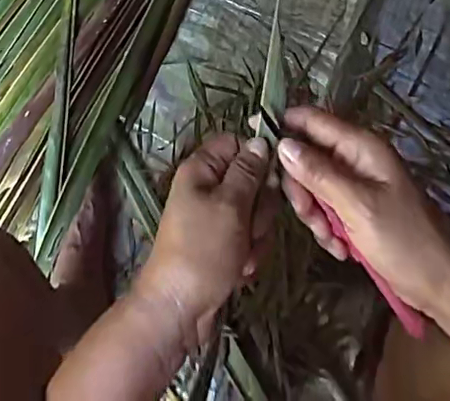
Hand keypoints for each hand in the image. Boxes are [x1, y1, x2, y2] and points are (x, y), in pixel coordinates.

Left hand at [133, 133, 275, 346]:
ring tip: (242, 254)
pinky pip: (250, 238)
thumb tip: (260, 140)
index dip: (256, 158)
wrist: (180, 309)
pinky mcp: (223, 243)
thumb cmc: (202, 250)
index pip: (236, 143)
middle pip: (251, 180)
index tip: (269, 179)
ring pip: (255, 212)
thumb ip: (248, 172)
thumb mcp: (230, 205)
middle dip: (259, 208)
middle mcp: (208, 187)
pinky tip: (240, 269)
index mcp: (201, 168)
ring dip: (256, 235)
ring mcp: (216, 217)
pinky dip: (250, 254)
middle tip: (249, 226)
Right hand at [276, 106, 449, 317]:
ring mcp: (358, 182)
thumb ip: (318, 173)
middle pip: (308, 154)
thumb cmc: (405, 242)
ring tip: (330, 238)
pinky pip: (327, 205)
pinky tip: (340, 247)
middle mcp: (357, 157)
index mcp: (361, 146)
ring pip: (314, 183)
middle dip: (301, 186)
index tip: (258, 146)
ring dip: (314, 212)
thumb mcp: (357, 207)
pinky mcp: (358, 206)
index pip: (312, 119)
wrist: (443, 288)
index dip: (284, 127)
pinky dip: (327, 226)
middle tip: (309, 215)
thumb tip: (283, 144)